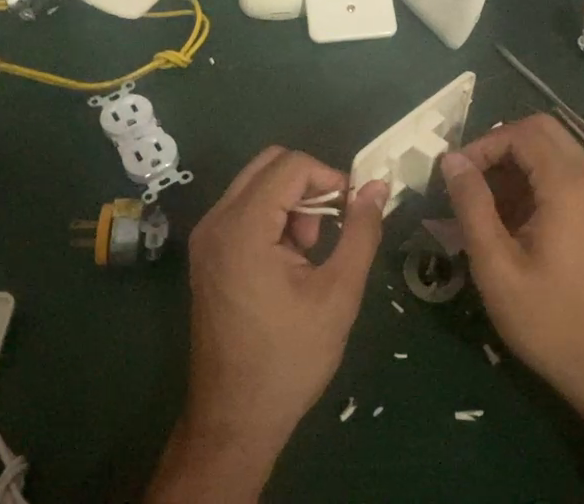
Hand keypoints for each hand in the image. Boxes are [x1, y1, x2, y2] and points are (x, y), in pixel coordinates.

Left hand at [148, 146, 387, 502]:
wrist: (235, 418)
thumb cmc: (290, 358)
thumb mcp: (338, 292)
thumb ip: (360, 231)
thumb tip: (377, 186)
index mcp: (242, 228)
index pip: (291, 165)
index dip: (330, 177)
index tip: (353, 211)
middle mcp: (216, 222)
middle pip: (269, 166)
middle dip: (309, 185)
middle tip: (331, 228)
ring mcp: (206, 239)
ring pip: (256, 186)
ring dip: (291, 203)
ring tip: (311, 254)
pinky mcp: (207, 256)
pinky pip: (244, 211)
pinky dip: (273, 220)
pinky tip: (291, 263)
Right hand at [443, 116, 583, 503]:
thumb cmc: (546, 319)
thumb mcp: (495, 265)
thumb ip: (472, 204)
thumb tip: (451, 160)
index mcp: (569, 187)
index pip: (523, 132)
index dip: (483, 144)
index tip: (455, 175)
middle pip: (543, 131)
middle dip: (499, 146)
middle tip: (468, 179)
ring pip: (555, 150)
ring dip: (516, 163)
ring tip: (483, 202)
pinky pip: (566, 174)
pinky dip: (535, 179)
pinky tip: (510, 217)